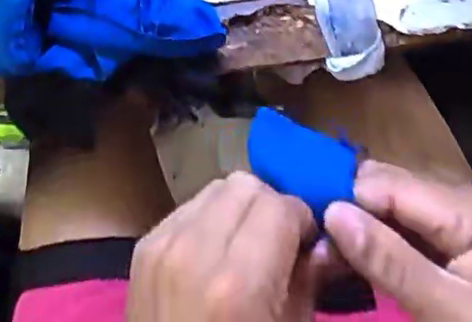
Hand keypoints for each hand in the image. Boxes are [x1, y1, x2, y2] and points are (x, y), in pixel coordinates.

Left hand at [128, 172, 322, 321]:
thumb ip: (308, 285)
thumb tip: (328, 242)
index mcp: (236, 283)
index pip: (279, 206)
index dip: (303, 222)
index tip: (311, 246)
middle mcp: (194, 249)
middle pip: (245, 185)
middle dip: (271, 208)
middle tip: (283, 244)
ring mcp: (162, 242)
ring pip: (215, 188)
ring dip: (239, 209)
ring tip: (250, 247)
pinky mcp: (144, 245)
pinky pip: (188, 207)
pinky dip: (210, 219)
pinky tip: (217, 255)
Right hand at [324, 162, 471, 321]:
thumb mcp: (458, 316)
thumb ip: (393, 263)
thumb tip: (329, 210)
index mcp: (470, 207)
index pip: (383, 182)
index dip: (341, 199)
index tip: (305, 227)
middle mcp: (465, 202)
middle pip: (387, 190)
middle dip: (349, 212)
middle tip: (314, 247)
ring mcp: (467, 227)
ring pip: (394, 211)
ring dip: (363, 231)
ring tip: (329, 256)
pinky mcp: (466, 254)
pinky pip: (412, 236)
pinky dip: (385, 248)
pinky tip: (362, 264)